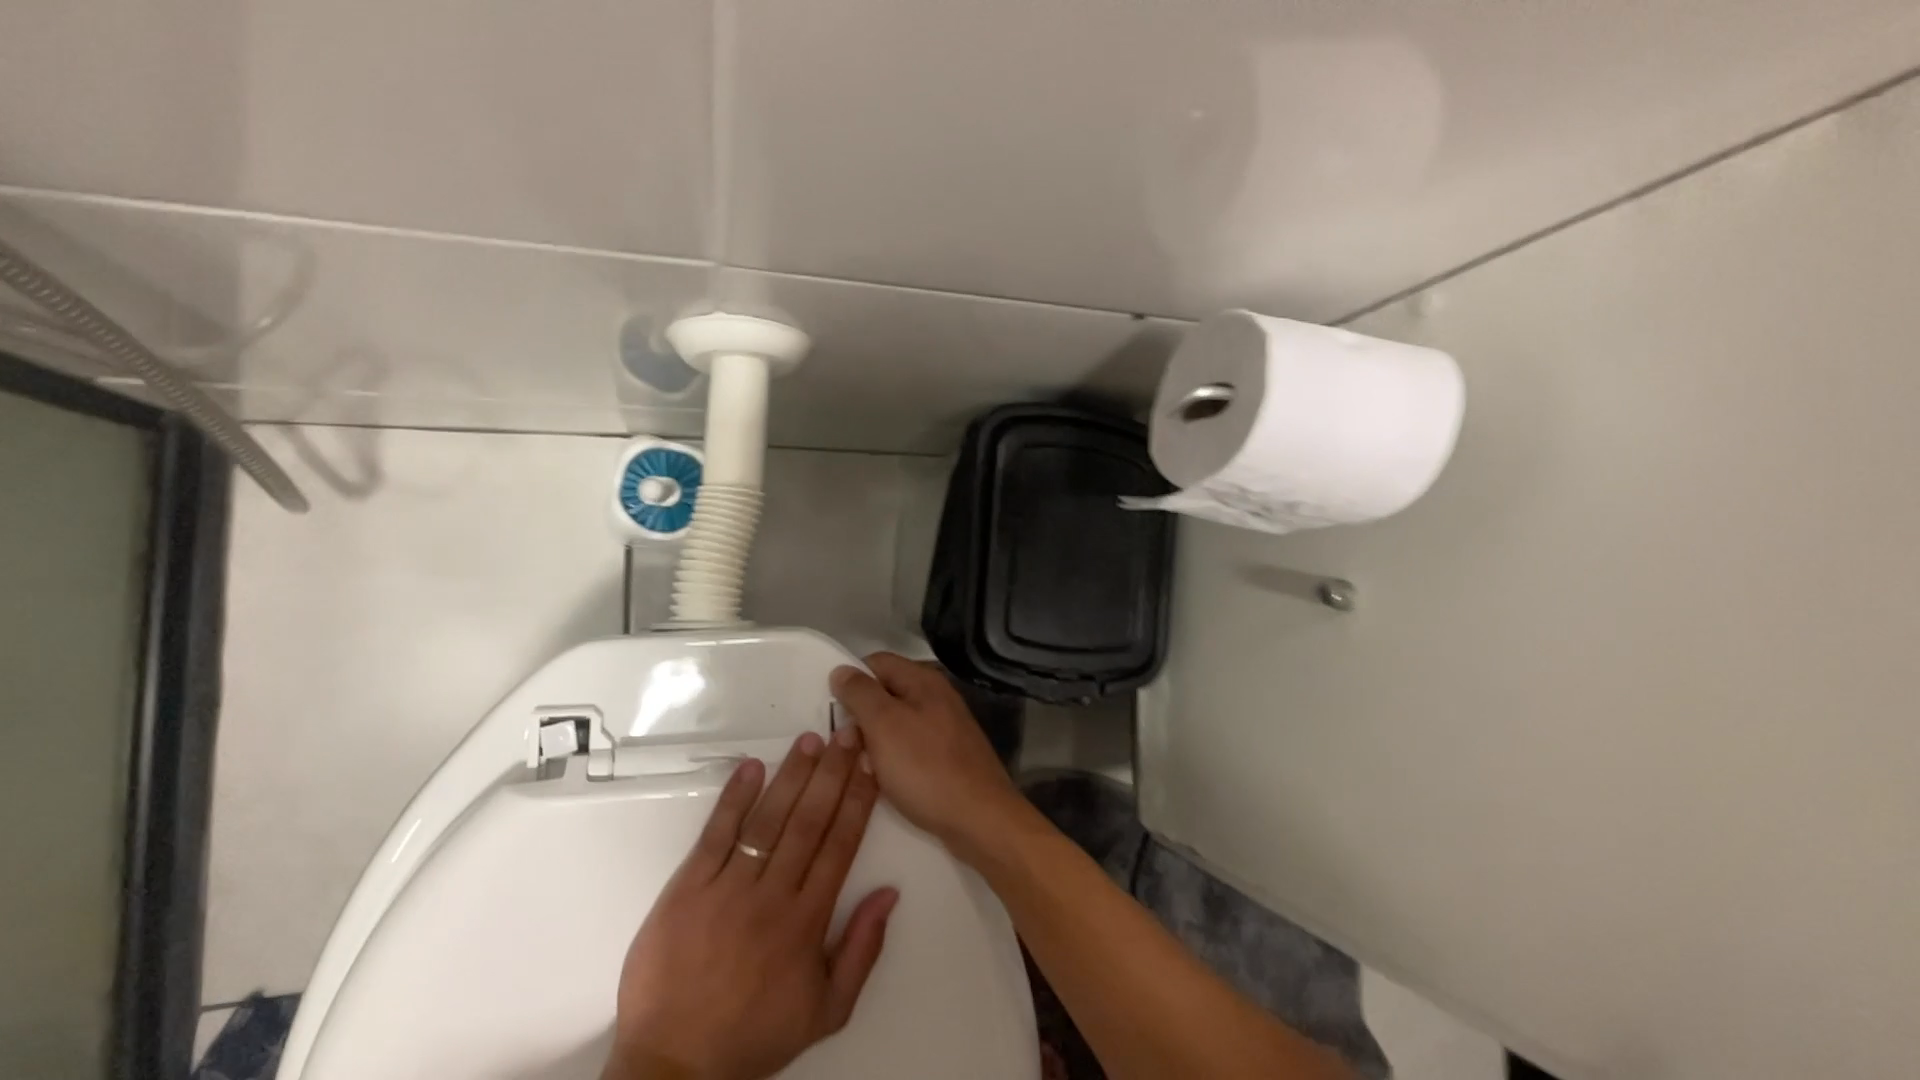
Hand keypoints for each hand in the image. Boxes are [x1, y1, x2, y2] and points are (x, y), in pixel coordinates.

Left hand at [602, 730, 898, 1079]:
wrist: (676, 1063)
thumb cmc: (754, 1035)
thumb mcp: (827, 1009)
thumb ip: (862, 949)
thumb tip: (888, 895)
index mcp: (807, 923)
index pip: (840, 847)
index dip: (858, 803)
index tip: (870, 768)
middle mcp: (772, 897)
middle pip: (809, 822)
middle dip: (833, 775)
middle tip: (848, 736)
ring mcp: (727, 889)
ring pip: (768, 820)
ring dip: (792, 777)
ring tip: (811, 742)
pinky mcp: (687, 889)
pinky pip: (715, 835)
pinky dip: (733, 800)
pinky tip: (751, 769)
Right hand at [829, 654, 1023, 856]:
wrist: (980, 819)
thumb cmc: (927, 768)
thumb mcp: (884, 725)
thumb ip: (860, 693)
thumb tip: (841, 669)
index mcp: (924, 681)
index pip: (876, 662)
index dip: (850, 679)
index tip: (829, 708)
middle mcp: (937, 697)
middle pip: (886, 693)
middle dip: (860, 713)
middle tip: (839, 740)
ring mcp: (946, 728)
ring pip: (896, 724)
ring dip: (873, 740)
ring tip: (856, 762)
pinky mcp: (949, 757)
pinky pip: (910, 749)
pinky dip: (893, 759)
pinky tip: (883, 779)